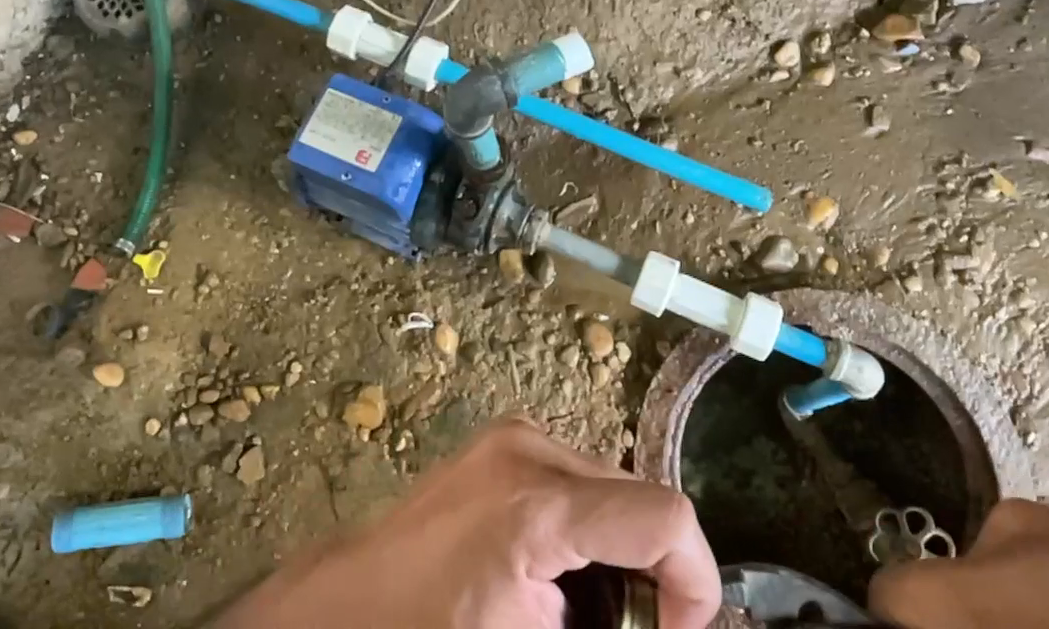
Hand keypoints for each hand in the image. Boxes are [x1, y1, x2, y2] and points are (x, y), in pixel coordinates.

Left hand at [214, 418, 721, 628]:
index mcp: (540, 507)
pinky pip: (577, 478)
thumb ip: (608, 621)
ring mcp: (514, 438)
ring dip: (619, 545)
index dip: (695, 581)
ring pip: (612, 486)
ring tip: (580, 597)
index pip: (665, 516)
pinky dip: (587, 524)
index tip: (678, 628)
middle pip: (640, 498)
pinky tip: (556, 566)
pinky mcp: (503, 440)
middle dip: (651, 568)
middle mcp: (531, 452)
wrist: (352, 602)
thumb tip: (669, 616)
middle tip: (627, 623)